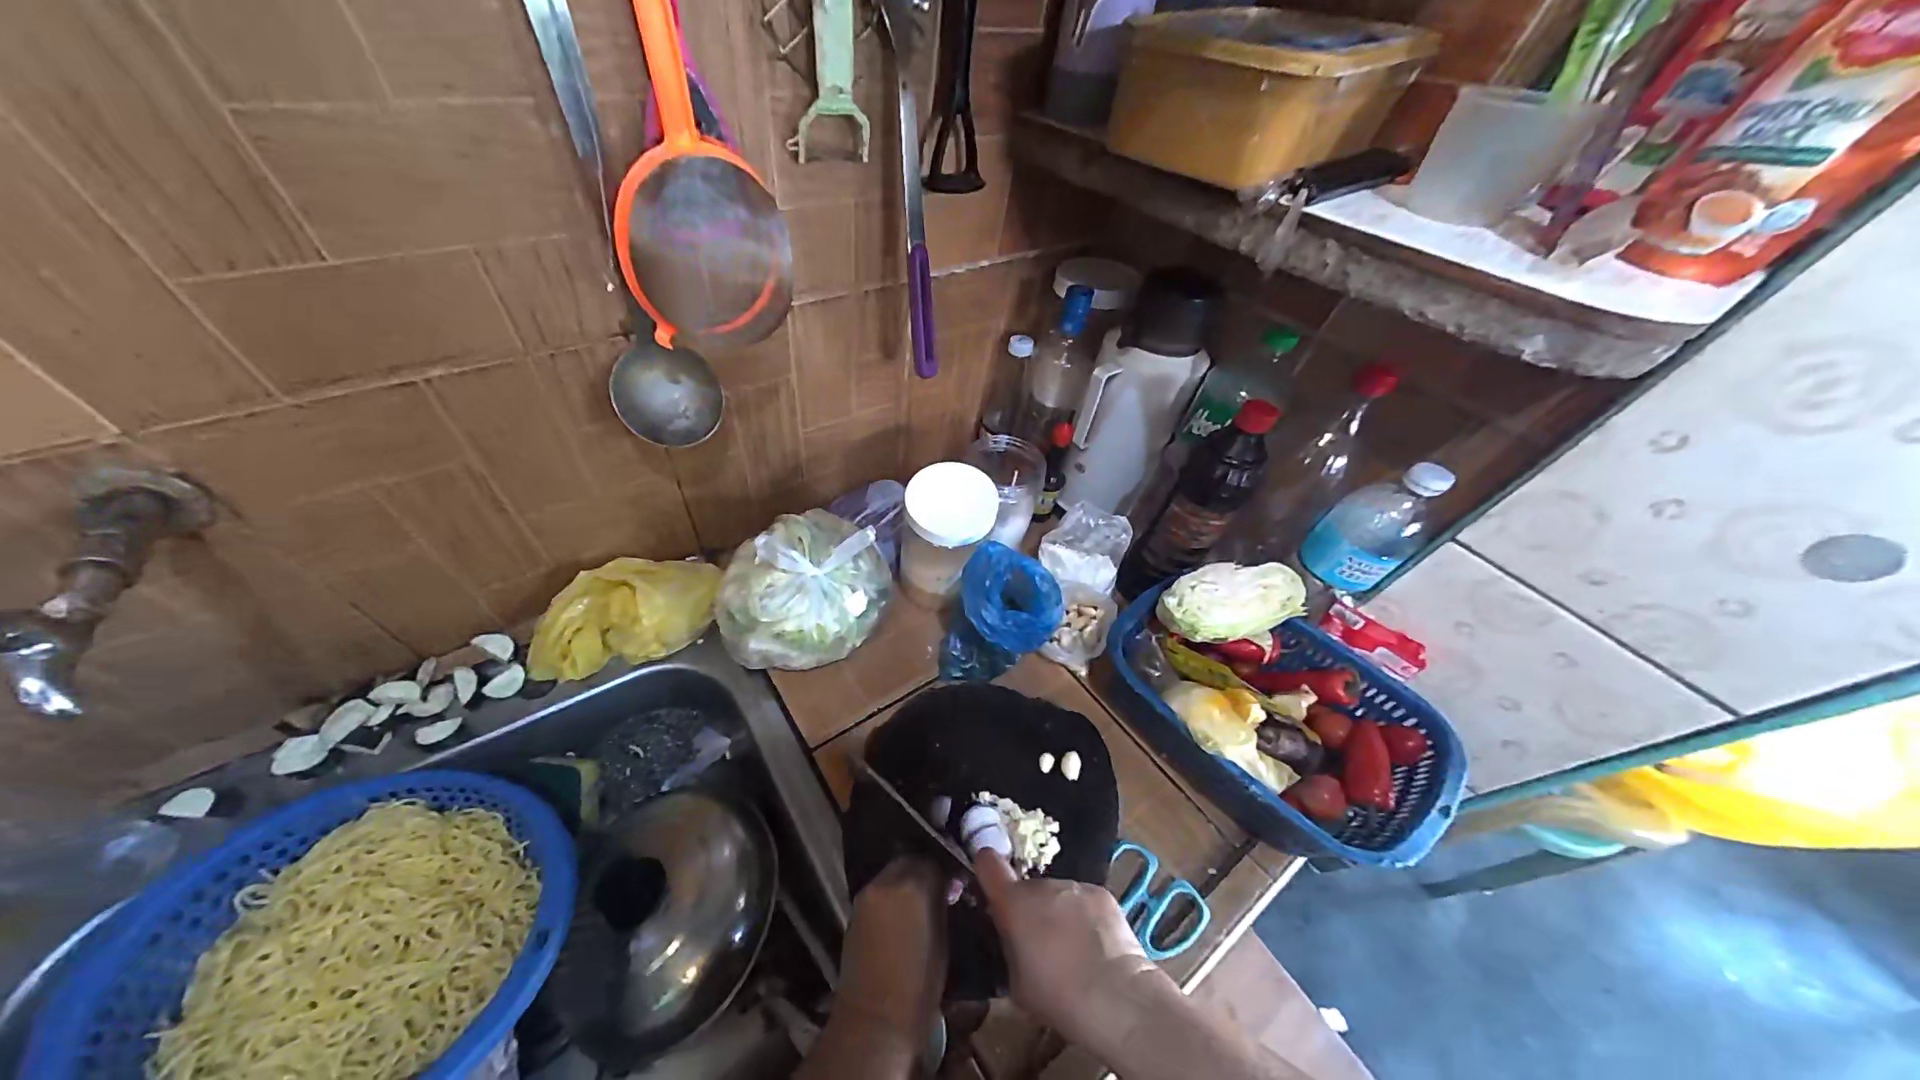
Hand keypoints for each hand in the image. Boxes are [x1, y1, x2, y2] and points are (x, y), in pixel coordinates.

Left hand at [836, 856, 947, 1038]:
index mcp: (913, 885)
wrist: (876, 1019)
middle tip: (940, 888)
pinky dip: (891, 896)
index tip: (955, 883)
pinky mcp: (853, 912)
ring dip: (906, 882)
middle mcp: (886, 882)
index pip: (933, 858)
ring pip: (892, 874)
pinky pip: (878, 892)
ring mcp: (866, 895)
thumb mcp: (944, 938)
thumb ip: (943, 902)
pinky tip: (902, 915)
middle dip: (924, 870)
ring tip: (921, 902)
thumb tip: (948, 885)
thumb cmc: (921, 985)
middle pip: (909, 860)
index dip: (945, 868)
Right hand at [972, 849, 1157, 1043]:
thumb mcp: (1015, 981)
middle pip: (1028, 889)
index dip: (986, 869)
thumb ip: (1008, 948)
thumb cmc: (1056, 994)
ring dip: (1060, 913)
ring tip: (1074, 950)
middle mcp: (1042, 885)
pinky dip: (1087, 917)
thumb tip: (1012, 938)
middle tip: (1041, 944)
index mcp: (1013, 902)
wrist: (1115, 996)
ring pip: (1059, 896)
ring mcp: (1074, 885)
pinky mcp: (1102, 893)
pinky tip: (1097, 946)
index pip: (988, 864)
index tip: (990, 883)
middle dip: (1031, 910)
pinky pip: (1085, 901)